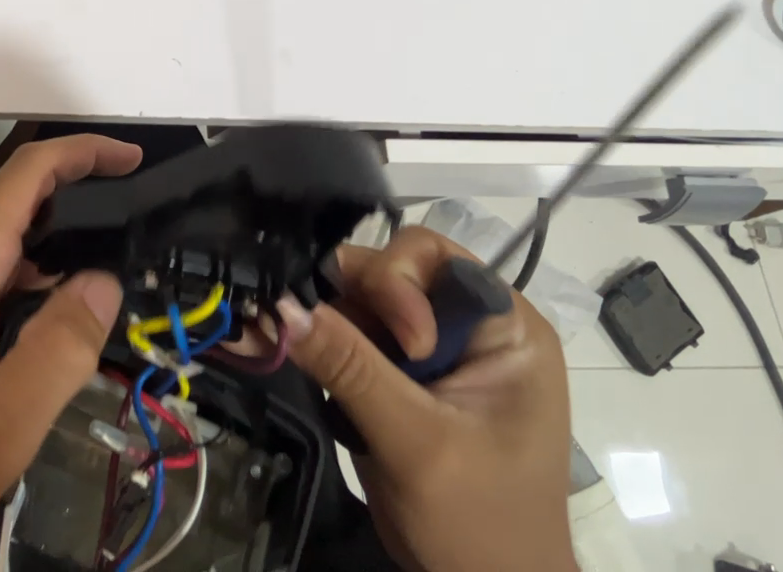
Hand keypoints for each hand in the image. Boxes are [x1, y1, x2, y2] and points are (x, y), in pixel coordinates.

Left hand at [0, 135, 143, 571]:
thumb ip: (62, 345)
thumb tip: (103, 279)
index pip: (28, 172)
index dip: (85, 151)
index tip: (132, 159)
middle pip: (12, 213)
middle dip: (69, 238)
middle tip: (108, 299)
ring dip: (31, 279)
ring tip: (55, 348)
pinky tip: (1, 356)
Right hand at [278, 227, 575, 571]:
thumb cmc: (479, 524)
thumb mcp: (416, 442)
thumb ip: (349, 367)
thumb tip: (278, 304)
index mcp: (504, 327)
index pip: (433, 258)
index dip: (398, 284)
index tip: (401, 350)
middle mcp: (467, 324)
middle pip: (389, 273)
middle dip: (350, 305)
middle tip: (320, 352)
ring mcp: (432, 351)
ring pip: (359, 304)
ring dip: (327, 328)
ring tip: (297, 361)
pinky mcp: (400, 376)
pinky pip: (350, 338)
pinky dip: (322, 350)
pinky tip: (298, 365)